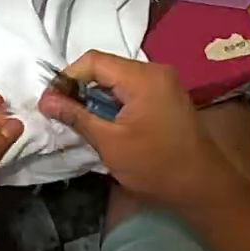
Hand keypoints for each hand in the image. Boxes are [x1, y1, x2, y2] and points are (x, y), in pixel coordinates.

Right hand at [37, 51, 242, 214]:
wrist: (205, 189)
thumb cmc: (155, 166)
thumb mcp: (109, 143)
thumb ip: (75, 116)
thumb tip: (44, 100)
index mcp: (143, 78)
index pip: (93, 61)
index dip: (67, 78)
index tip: (52, 101)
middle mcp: (155, 71)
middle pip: (104, 67)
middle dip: (79, 87)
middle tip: (61, 111)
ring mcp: (163, 83)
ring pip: (116, 78)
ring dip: (94, 95)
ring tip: (79, 118)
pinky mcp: (166, 95)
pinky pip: (129, 88)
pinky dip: (111, 100)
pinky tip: (103, 121)